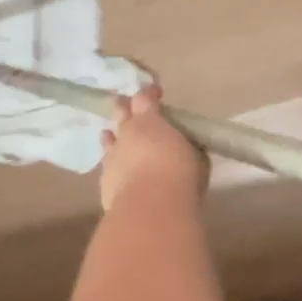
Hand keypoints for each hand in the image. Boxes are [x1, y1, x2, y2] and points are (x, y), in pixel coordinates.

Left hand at [99, 85, 207, 211]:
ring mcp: (111, 157)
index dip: (149, 93)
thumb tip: (187, 147)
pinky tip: (118, 168)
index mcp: (150, 122)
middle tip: (130, 107)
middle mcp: (126, 134)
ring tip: (114, 135)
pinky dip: (113, 163)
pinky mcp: (104, 180)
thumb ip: (189, 147)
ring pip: (108, 138)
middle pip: (120, 111)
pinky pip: (107, 165)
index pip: (144, 97)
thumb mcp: (196, 157)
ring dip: (113, 135)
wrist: (150, 208)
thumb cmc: (181, 175)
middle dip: (125, 106)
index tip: (156, 93)